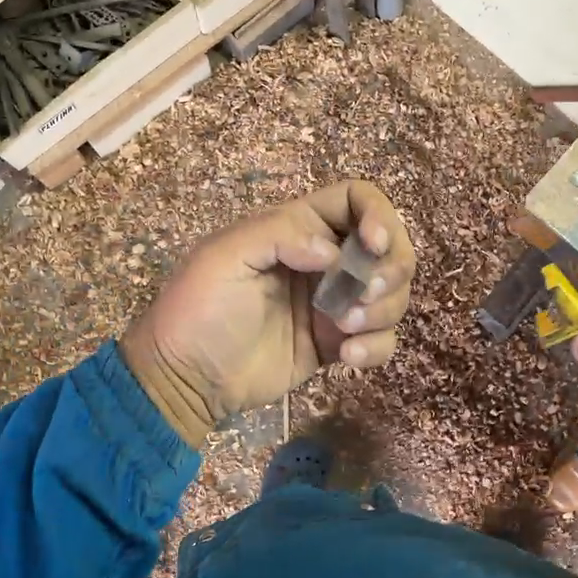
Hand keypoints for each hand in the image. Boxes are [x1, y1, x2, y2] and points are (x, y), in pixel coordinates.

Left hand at [120, 181, 414, 447]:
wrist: (186, 378)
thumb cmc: (199, 308)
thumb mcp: (226, 255)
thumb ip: (281, 235)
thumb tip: (334, 252)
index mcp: (298, 227)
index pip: (357, 199)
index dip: (378, 215)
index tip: (373, 245)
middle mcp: (324, 259)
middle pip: (388, 247)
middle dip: (389, 269)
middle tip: (365, 295)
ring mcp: (333, 303)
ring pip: (391, 293)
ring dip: (383, 309)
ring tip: (344, 331)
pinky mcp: (336, 343)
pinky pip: (381, 338)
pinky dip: (377, 346)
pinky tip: (347, 359)